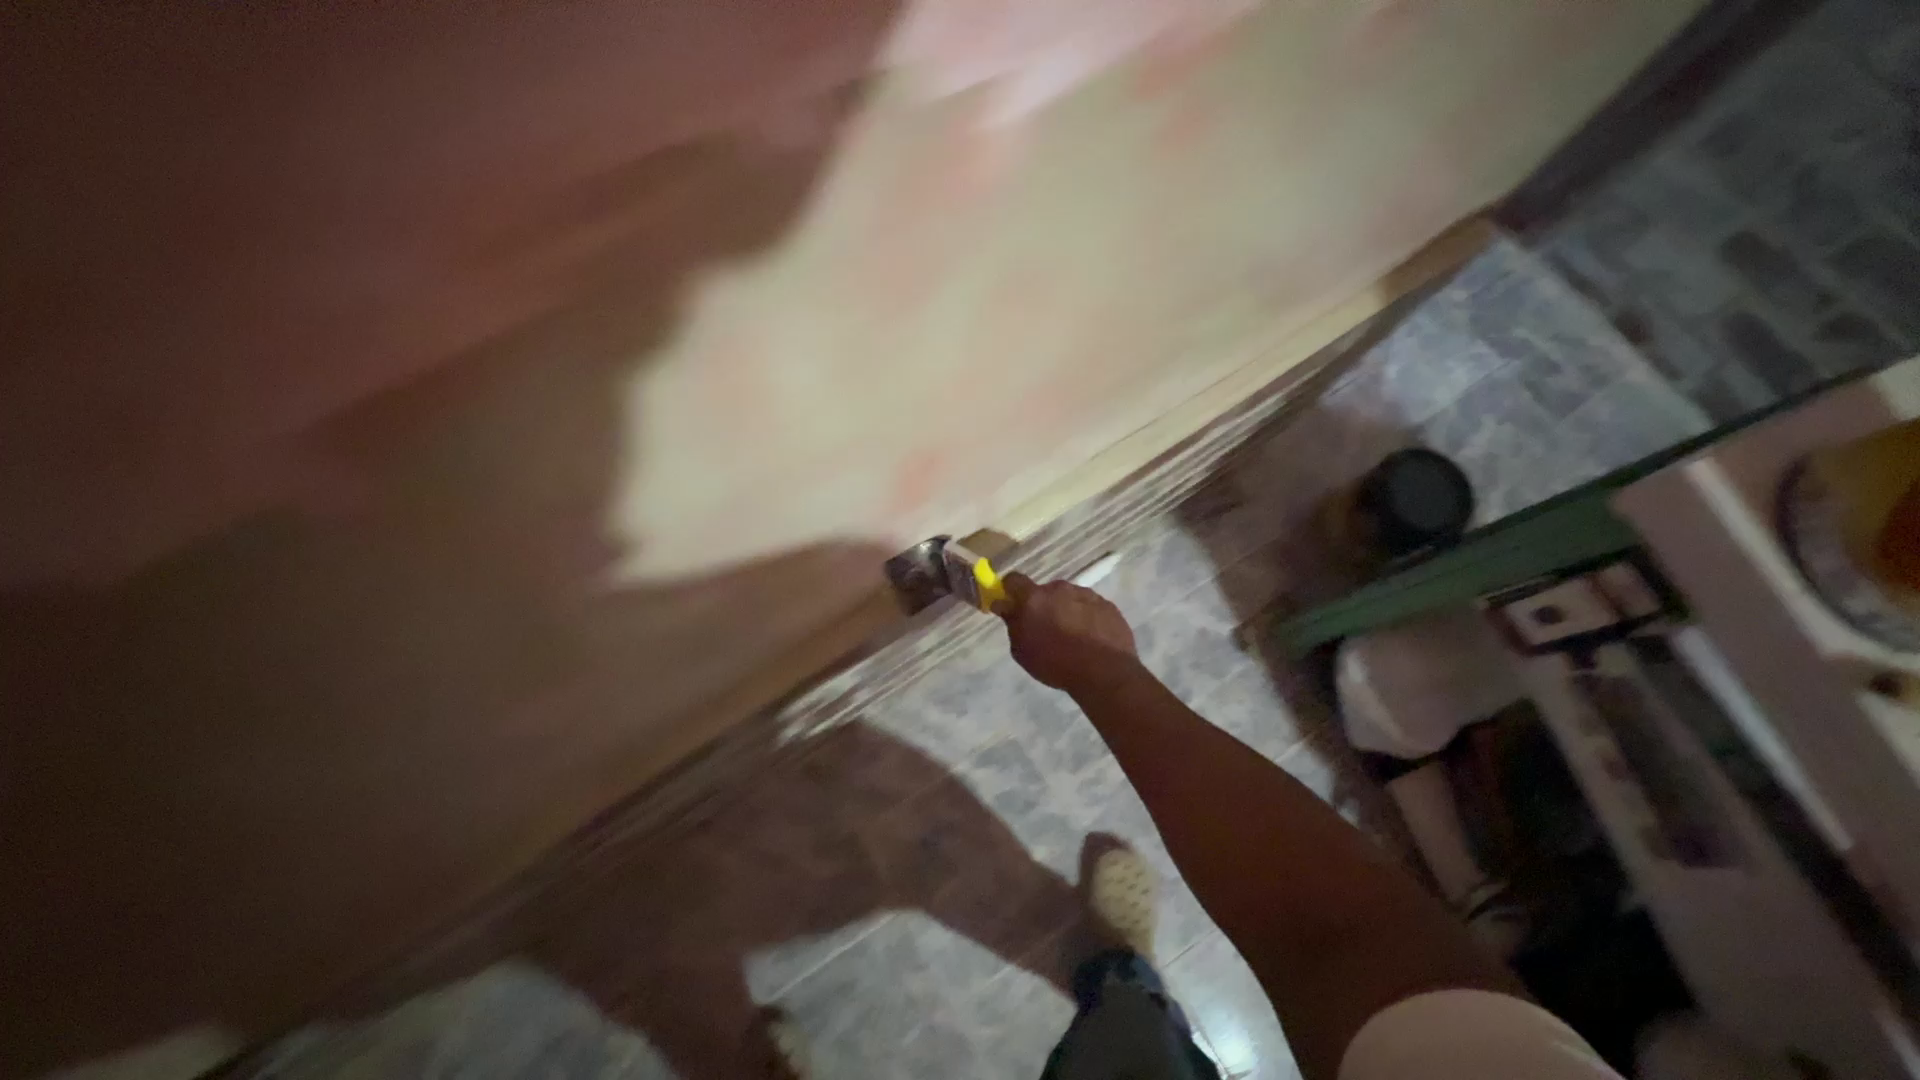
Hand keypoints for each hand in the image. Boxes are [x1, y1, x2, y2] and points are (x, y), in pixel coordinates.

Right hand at [995, 572, 1143, 693]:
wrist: (1104, 671)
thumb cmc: (1055, 663)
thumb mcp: (1021, 650)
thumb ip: (1013, 623)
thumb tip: (1006, 605)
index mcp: (1034, 598)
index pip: (1013, 580)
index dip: (1010, 591)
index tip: (1012, 605)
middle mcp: (1061, 589)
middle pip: (1046, 592)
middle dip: (1043, 606)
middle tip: (1046, 630)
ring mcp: (1087, 595)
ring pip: (1070, 599)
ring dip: (1067, 612)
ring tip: (1073, 639)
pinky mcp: (1108, 606)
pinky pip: (1091, 608)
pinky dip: (1088, 619)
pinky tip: (1091, 640)